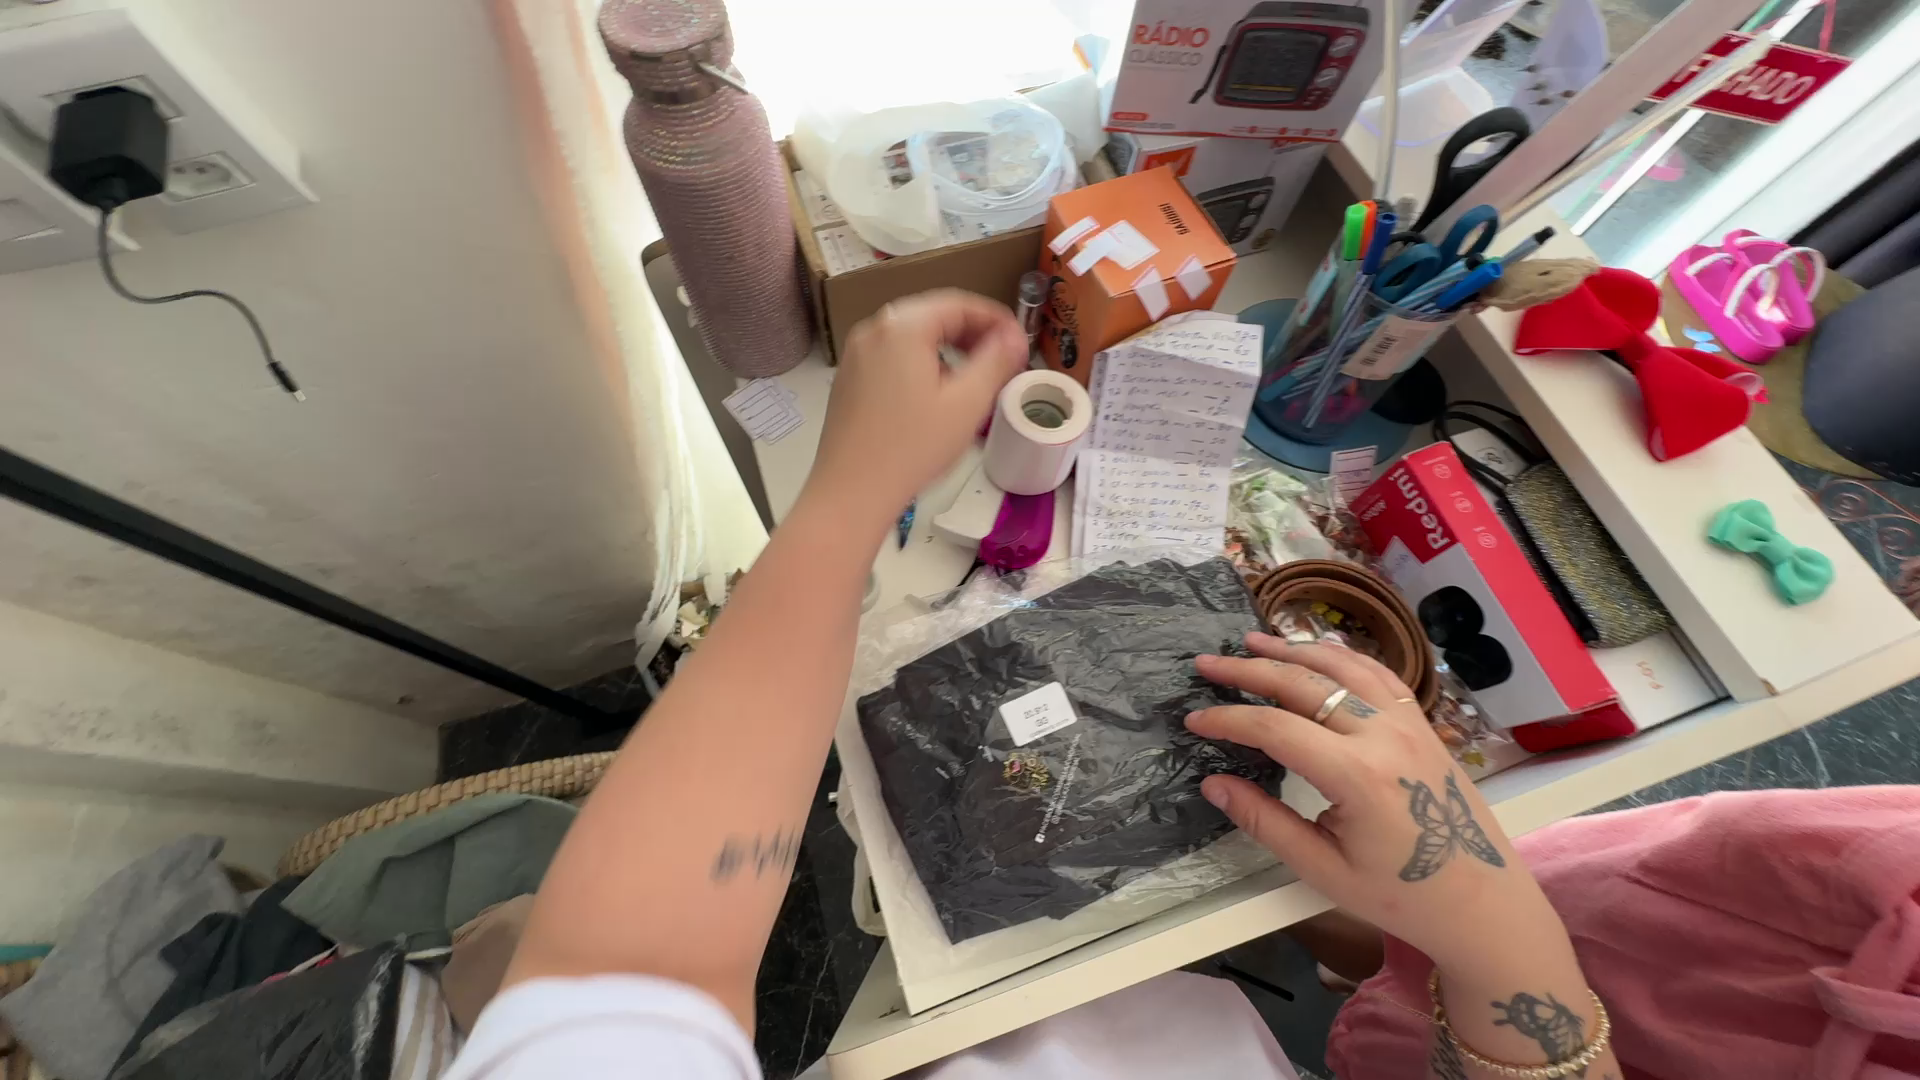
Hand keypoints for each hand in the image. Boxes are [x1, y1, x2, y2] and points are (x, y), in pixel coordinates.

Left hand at [806, 289, 1027, 525]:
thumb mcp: (967, 403)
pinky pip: (891, 359)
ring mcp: (855, 356)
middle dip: (971, 334)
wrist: (851, 492)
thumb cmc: (913, 448)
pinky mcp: (847, 381)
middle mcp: (873, 330)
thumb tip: (1014, 335)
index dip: (995, 318)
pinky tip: (934, 397)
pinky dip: (920, 365)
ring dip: (946, 351)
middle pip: (931, 316)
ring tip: (972, 381)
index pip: (958, 304)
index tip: (1020, 340)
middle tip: (1002, 359)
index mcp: (903, 326)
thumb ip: (996, 360)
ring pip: (910, 339)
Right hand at [1187, 634, 1567, 983]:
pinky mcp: (1423, 725)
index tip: (1195, 720)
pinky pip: (1377, 674)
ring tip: (1251, 642)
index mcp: (1357, 776)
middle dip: (1246, 670)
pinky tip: (1314, 653)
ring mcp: (1409, 724)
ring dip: (1291, 650)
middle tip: (1206, 664)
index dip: (1228, 719)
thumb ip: (1263, 821)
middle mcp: (1383, 736)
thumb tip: (1212, 783)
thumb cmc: (1401, 896)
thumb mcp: (1322, 869)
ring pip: (1340, 667)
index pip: (1274, 727)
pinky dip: (1339, 656)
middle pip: (1301, 684)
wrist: (1487, 908)